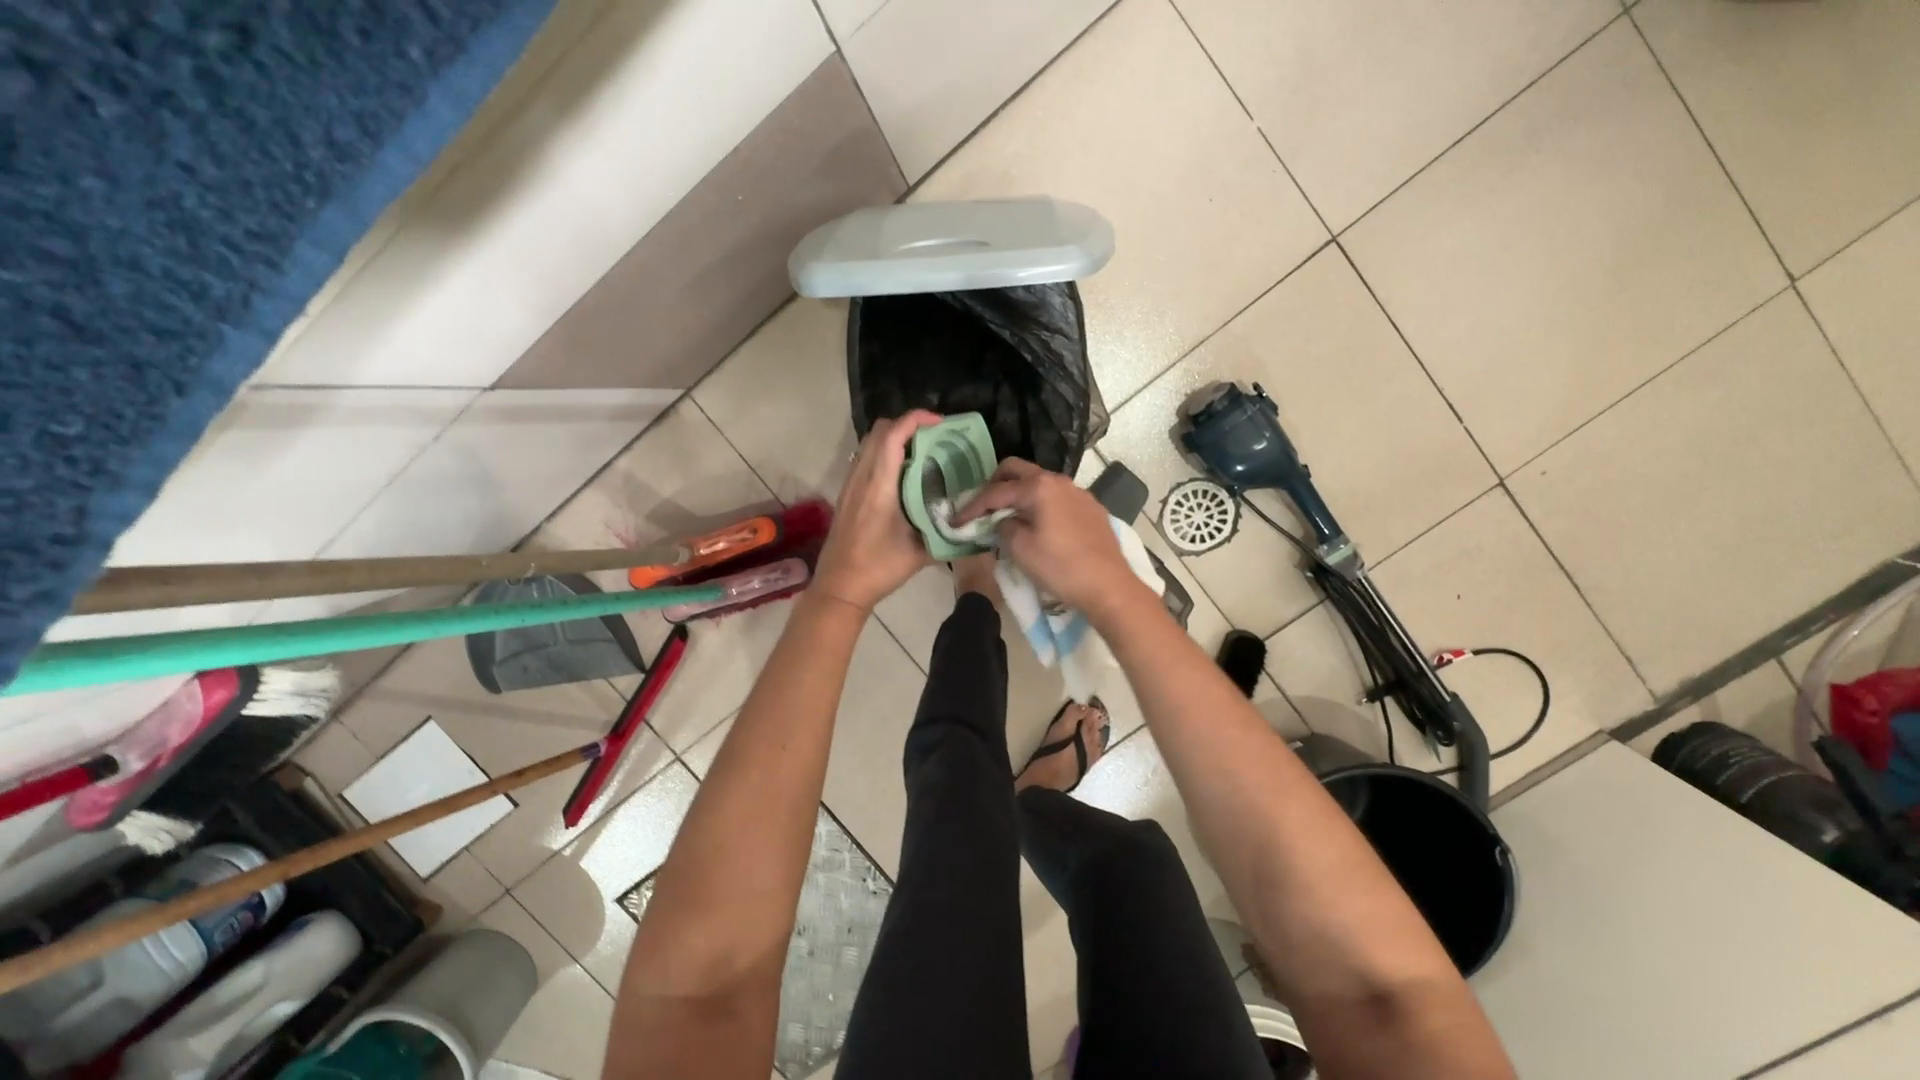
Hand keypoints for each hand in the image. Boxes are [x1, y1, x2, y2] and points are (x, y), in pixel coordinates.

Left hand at [811, 411, 943, 612]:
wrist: (839, 587)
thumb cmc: (878, 568)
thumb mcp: (920, 552)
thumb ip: (946, 532)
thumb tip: (972, 521)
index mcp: (879, 485)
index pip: (893, 435)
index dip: (916, 420)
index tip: (940, 423)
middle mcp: (862, 477)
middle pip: (879, 431)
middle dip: (907, 425)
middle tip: (935, 437)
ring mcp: (851, 484)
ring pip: (870, 444)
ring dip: (895, 439)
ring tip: (922, 453)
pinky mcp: (847, 494)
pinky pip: (866, 459)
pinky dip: (885, 454)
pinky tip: (904, 476)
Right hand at [952, 458, 1139, 612]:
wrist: (1109, 586)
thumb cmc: (1060, 568)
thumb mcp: (1020, 550)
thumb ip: (1003, 527)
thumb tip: (1003, 521)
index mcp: (1039, 487)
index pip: (996, 491)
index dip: (972, 507)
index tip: (956, 521)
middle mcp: (1059, 481)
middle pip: (1018, 471)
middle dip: (995, 486)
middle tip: (982, 508)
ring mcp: (1079, 493)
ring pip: (1040, 483)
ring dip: (1020, 495)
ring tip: (1008, 517)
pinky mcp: (1091, 509)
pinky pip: (1057, 498)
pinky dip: (1041, 505)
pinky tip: (1038, 526)